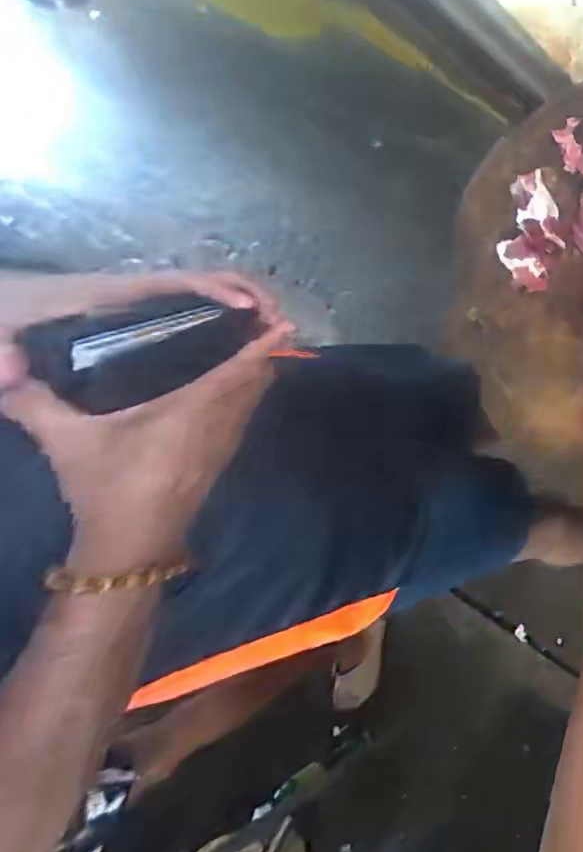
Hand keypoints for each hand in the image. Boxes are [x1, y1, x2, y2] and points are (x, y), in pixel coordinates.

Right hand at [0, 272, 292, 571]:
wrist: (138, 528)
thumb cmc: (109, 479)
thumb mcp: (67, 438)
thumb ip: (35, 402)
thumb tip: (2, 372)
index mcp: (198, 405)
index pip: (242, 367)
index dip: (265, 345)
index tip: (286, 325)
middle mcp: (226, 414)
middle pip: (258, 375)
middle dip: (266, 349)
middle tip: (260, 322)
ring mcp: (231, 430)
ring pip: (257, 390)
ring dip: (260, 367)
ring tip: (252, 342)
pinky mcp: (227, 444)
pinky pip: (247, 405)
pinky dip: (248, 387)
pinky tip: (232, 379)